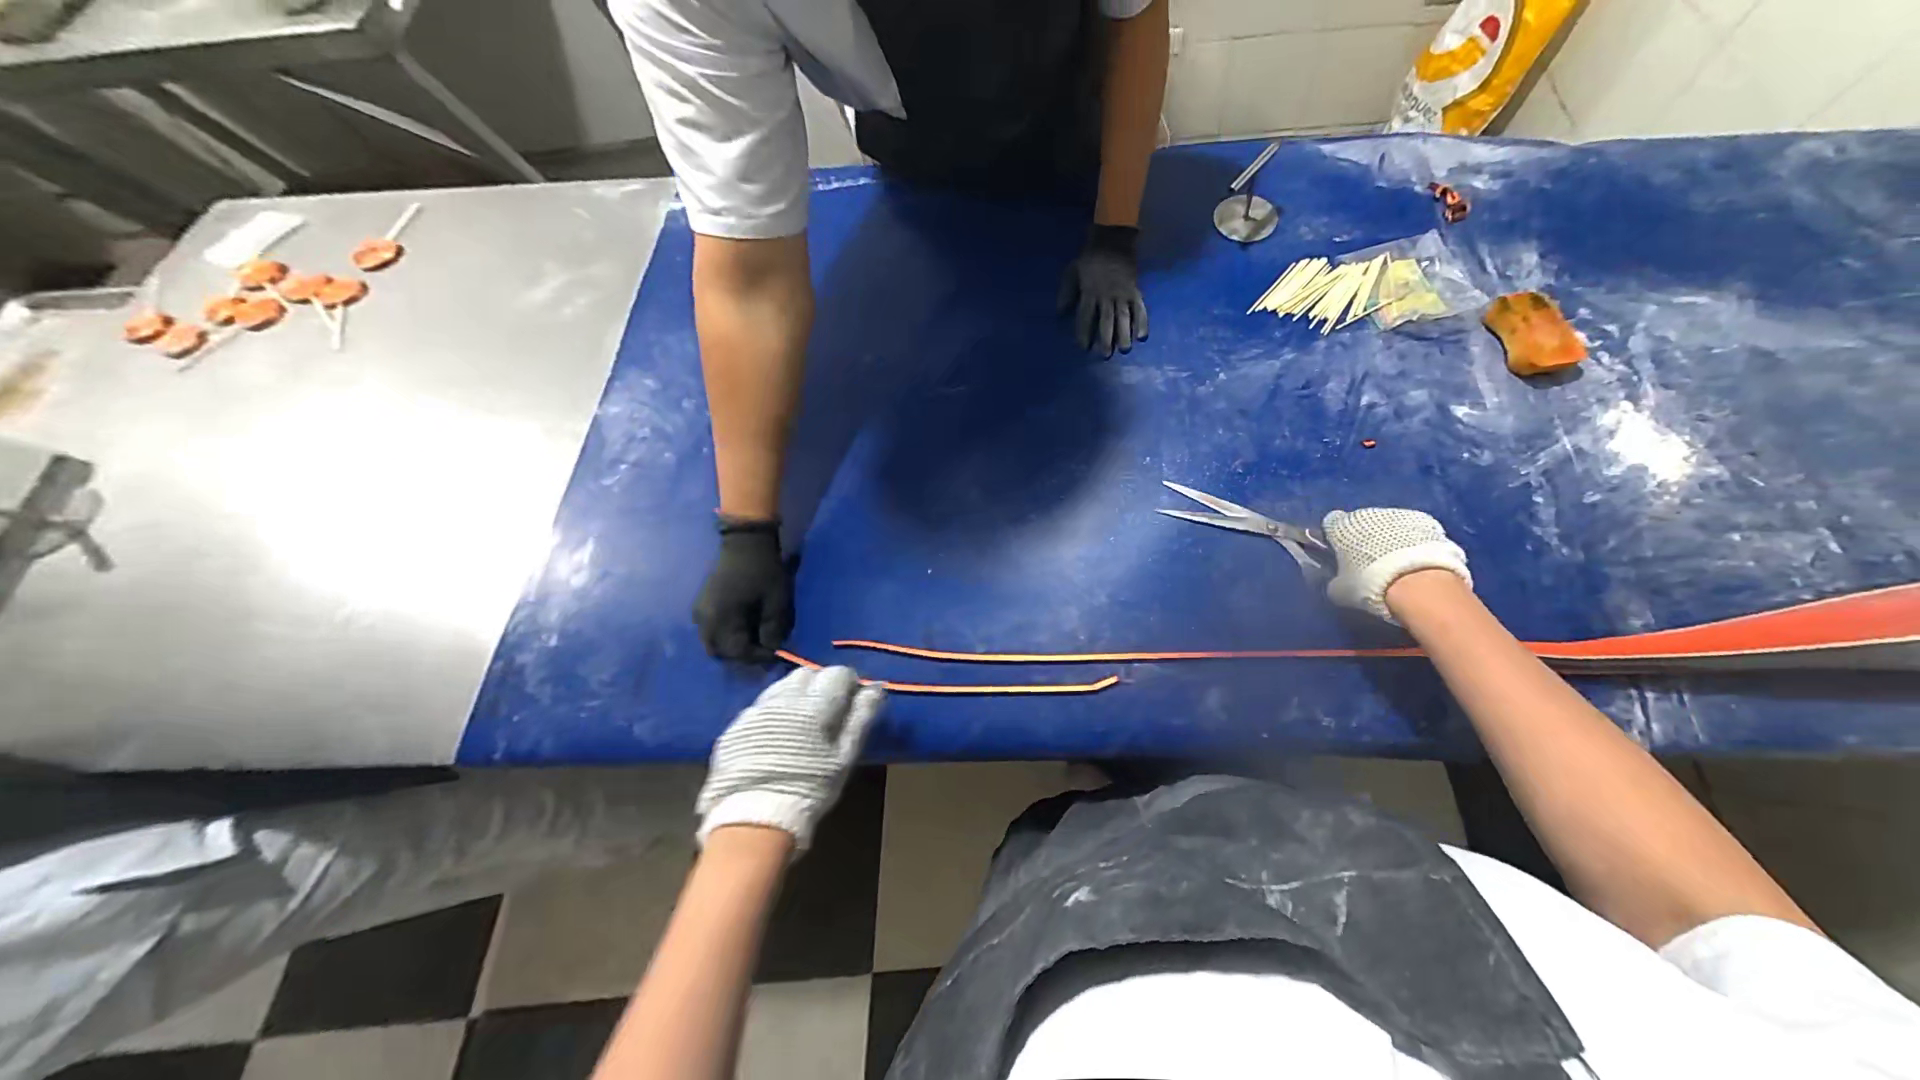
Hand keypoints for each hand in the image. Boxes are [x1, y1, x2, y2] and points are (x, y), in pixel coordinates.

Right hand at [693, 518, 793, 661]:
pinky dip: (725, 637)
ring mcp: (700, 613)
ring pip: (713, 644)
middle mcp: (705, 620)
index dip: (758, 657)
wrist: (745, 541)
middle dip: (742, 656)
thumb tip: (771, 650)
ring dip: (732, 648)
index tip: (777, 654)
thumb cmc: (764, 570)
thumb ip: (773, 630)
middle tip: (764, 651)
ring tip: (754, 641)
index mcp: (722, 619)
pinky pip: (710, 631)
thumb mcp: (776, 602)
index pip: (737, 652)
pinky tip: (743, 629)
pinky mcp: (701, 606)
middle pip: (720, 652)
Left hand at [696, 666, 884, 848]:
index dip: (849, 685)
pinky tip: (777, 736)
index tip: (852, 703)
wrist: (754, 819)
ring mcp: (756, 710)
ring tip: (802, 724)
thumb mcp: (844, 756)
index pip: (838, 673)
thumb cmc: (810, 788)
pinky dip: (774, 712)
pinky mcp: (736, 726)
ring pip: (782, 686)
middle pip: (808, 674)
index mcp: (814, 703)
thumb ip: (861, 717)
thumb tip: (876, 688)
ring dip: (797, 696)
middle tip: (827, 714)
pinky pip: (761, 706)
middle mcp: (783, 698)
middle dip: (821, 686)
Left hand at [1058, 224, 1147, 357]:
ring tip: (1124, 350)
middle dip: (1106, 339)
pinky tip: (1142, 336)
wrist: (1113, 240)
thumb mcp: (1072, 272)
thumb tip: (1060, 312)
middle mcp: (1107, 296)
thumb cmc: (1090, 259)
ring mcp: (1123, 294)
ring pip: (1124, 317)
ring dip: (1124, 334)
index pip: (1086, 316)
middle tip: (1104, 356)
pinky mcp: (1135, 292)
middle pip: (1106, 320)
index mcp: (1090, 292)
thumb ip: (1067, 292)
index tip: (1084, 347)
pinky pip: (1140, 309)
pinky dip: (1142, 322)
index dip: (1084, 332)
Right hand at [1320, 508, 1471, 623]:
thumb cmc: (1369, 584)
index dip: (1335, 537)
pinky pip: (1417, 533)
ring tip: (1397, 564)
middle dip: (1365, 538)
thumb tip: (1338, 582)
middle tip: (1368, 563)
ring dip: (1392, 540)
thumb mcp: (1340, 590)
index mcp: (1343, 525)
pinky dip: (1416, 544)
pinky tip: (1418, 564)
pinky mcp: (1433, 525)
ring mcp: (1404, 516)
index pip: (1332, 523)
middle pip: (1364, 523)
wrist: (1421, 585)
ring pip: (1392, 526)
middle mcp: (1371, 513)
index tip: (1338, 553)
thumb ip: (1336, 581)